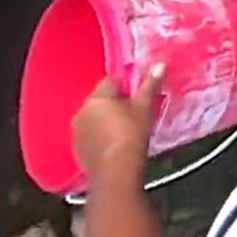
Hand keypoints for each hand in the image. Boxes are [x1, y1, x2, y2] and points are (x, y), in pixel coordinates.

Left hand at [71, 63, 165, 189]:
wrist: (116, 171)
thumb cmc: (132, 133)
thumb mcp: (144, 107)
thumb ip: (150, 84)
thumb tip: (160, 64)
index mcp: (97, 97)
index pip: (110, 80)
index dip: (124, 86)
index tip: (135, 95)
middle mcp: (82, 111)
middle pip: (100, 99)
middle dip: (113, 103)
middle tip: (131, 112)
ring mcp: (77, 131)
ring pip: (93, 117)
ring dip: (103, 119)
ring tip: (121, 130)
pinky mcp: (77, 149)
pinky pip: (89, 134)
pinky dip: (98, 136)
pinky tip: (111, 144)